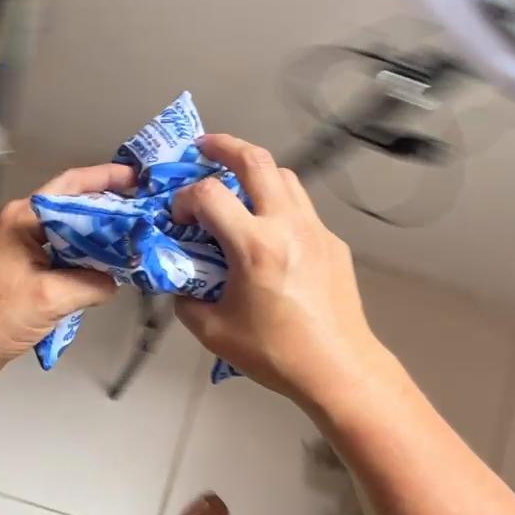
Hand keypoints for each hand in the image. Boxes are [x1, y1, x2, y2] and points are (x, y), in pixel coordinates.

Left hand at [0, 163, 134, 386]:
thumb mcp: (50, 299)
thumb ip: (91, 283)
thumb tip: (118, 278)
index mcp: (22, 218)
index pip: (71, 187)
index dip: (106, 180)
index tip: (138, 181)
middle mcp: (19, 222)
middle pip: (72, 206)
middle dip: (107, 208)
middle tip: (143, 211)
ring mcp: (17, 244)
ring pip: (66, 231)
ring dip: (96, 235)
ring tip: (132, 238)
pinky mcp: (19, 266)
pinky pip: (57, 252)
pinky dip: (81, 256)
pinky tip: (104, 266)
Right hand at [171, 135, 391, 408]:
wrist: (337, 368)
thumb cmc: (276, 353)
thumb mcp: (213, 331)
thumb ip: (187, 299)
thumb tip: (180, 283)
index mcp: (254, 246)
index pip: (208, 195)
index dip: (184, 198)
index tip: (177, 216)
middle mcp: (287, 226)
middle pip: (256, 161)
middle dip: (225, 146)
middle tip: (203, 147)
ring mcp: (315, 231)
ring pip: (285, 177)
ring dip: (255, 171)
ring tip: (235, 183)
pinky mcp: (332, 243)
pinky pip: (301, 208)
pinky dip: (278, 204)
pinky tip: (266, 231)